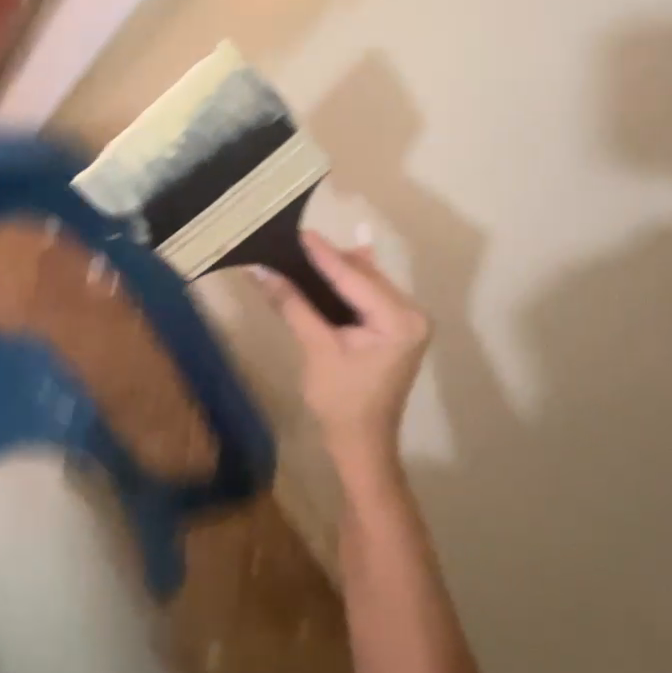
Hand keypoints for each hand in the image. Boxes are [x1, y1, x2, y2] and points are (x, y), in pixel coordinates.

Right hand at [252, 231, 432, 462]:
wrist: (360, 441)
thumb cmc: (340, 399)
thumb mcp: (315, 348)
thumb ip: (292, 304)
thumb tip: (260, 270)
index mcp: (400, 320)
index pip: (354, 277)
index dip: (322, 254)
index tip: (297, 231)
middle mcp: (411, 314)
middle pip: (363, 276)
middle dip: (327, 259)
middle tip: (290, 238)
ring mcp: (405, 322)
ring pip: (364, 283)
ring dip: (333, 269)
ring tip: (299, 249)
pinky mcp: (392, 329)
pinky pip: (365, 296)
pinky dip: (342, 284)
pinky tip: (324, 266)